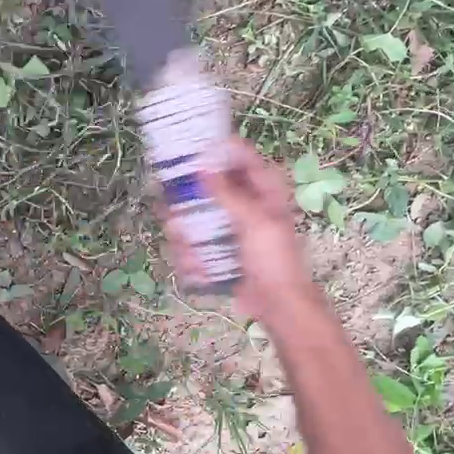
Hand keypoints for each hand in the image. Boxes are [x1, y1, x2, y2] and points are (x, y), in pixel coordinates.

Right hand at [166, 137, 317, 322]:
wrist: (278, 304)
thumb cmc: (274, 259)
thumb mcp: (254, 222)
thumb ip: (228, 192)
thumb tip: (202, 165)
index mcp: (262, 188)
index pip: (238, 155)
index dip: (214, 149)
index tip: (187, 153)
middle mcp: (243, 201)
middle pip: (205, 185)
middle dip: (187, 203)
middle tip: (174, 213)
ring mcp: (227, 224)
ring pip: (192, 215)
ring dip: (185, 235)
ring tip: (191, 252)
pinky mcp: (215, 246)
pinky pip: (192, 241)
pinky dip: (190, 254)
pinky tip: (198, 268)